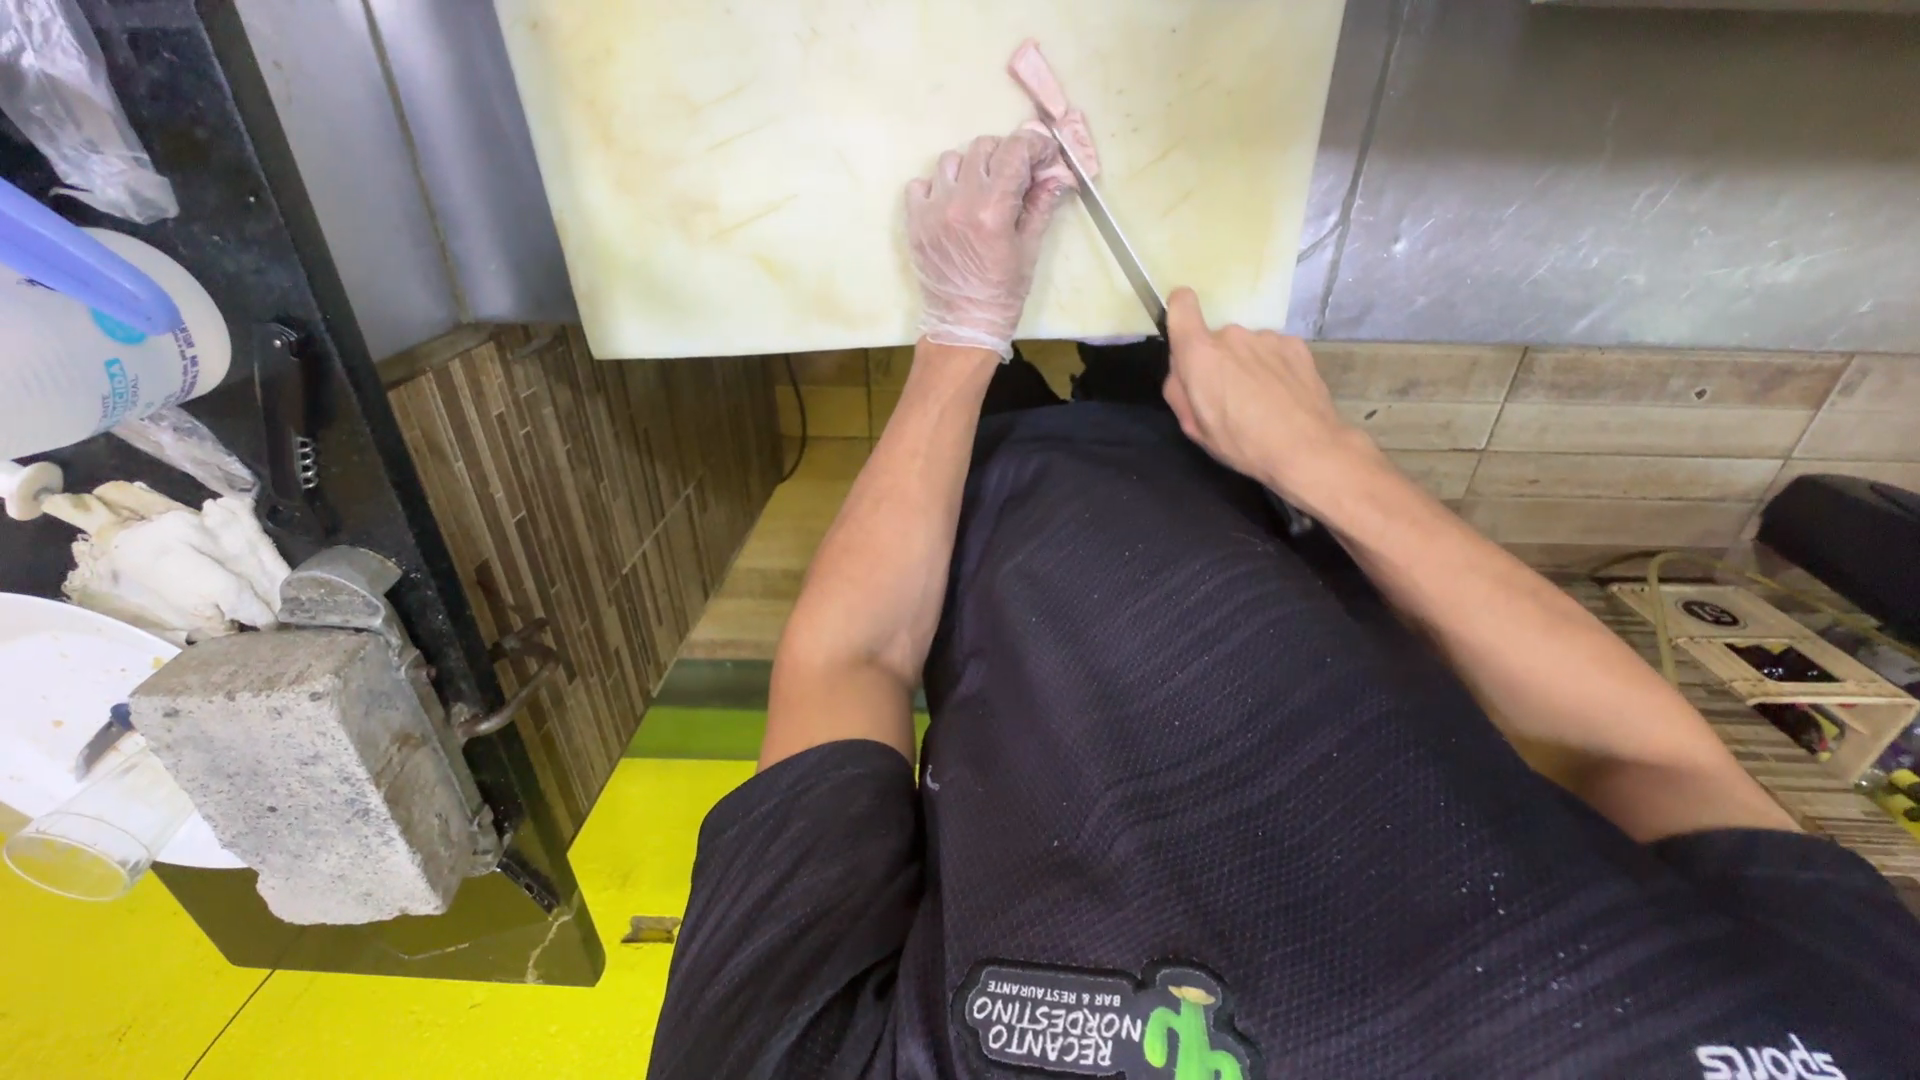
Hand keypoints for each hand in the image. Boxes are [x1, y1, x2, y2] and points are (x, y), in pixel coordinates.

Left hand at [906, 129, 1067, 357]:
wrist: (963, 326)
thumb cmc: (1002, 294)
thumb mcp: (1029, 250)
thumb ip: (1040, 205)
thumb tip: (1056, 174)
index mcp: (993, 210)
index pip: (1014, 150)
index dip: (1033, 146)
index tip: (1042, 156)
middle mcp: (959, 202)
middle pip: (983, 148)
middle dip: (1003, 156)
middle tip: (1013, 178)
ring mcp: (932, 210)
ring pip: (951, 160)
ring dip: (970, 169)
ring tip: (979, 193)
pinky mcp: (914, 222)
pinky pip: (921, 184)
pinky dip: (937, 187)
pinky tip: (951, 205)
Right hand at [1161, 288, 1375, 500]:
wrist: (1306, 448)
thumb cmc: (1241, 442)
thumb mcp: (1193, 427)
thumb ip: (1179, 390)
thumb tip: (1182, 370)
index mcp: (1200, 354)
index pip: (1182, 305)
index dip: (1179, 311)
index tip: (1185, 333)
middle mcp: (1232, 336)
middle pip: (1214, 340)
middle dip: (1216, 362)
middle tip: (1228, 397)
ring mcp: (1267, 337)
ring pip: (1245, 347)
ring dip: (1246, 365)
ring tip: (1260, 400)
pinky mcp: (1295, 344)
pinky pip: (1271, 351)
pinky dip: (1271, 367)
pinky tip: (1281, 395)